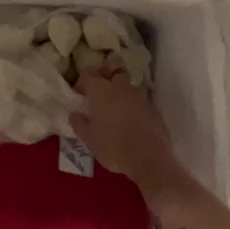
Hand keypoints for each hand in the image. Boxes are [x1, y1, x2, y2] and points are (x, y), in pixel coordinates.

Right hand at [71, 71, 181, 190]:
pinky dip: (134, 105)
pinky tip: (132, 121)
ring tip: (117, 109)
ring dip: (121, 91)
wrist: (150, 160)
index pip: (87, 74)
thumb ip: (79, 123)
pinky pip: (140, 100)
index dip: (82, 82)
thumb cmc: (113, 147)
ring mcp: (140, 96)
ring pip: (128, 85)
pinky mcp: (154, 108)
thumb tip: (75, 113)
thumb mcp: (89, 139)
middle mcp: (120, 87)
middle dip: (106, 74)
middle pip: (113, 68)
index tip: (80, 95)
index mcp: (101, 90)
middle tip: (101, 90)